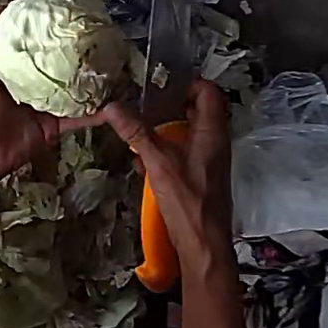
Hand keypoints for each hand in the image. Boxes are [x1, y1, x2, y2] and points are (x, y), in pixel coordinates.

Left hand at [0, 3, 101, 184]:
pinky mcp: (57, 126)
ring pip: (76, 92)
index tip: (70, 19)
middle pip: (62, 69)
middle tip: (101, 40)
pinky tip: (115, 103)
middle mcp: (36, 87)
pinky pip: (80, 118)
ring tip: (117, 67)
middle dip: (79, 57)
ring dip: (94, 83)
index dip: (52, 35)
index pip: (38, 48)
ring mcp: (49, 107)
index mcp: (18, 71)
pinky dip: (97, 113)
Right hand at [99, 80, 232, 272]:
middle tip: (144, 104)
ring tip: (139, 129)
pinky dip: (166, 149)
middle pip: (198, 109)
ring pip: (189, 131)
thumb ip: (137, 133)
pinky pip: (185, 151)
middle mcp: (216, 141)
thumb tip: (112, 107)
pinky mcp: (202, 174)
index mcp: (212, 131)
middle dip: (170, 104)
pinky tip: (143, 160)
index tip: (160, 84)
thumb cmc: (187, 200)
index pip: (208, 91)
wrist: (203, 244)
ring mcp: (210, 159)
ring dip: (166, 128)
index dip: (187, 83)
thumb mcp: (158, 163)